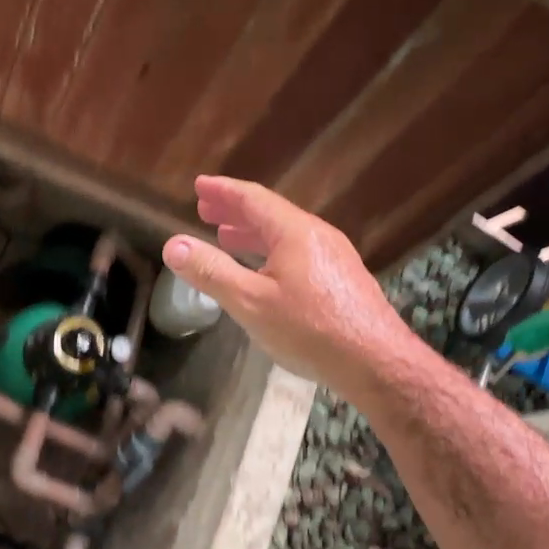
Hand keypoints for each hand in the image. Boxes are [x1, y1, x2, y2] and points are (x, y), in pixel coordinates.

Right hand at [161, 175, 413, 401]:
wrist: (376, 362)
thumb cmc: (310, 330)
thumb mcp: (250, 303)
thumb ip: (211, 272)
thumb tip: (172, 244)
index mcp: (294, 232)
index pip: (252, 198)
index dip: (222, 191)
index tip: (199, 186)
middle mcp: (317, 236)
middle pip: (270, 214)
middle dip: (235, 210)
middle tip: (205, 210)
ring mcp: (335, 258)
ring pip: (286, 235)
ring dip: (253, 233)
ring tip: (227, 238)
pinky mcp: (343, 281)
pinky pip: (299, 253)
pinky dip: (271, 251)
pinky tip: (265, 272)